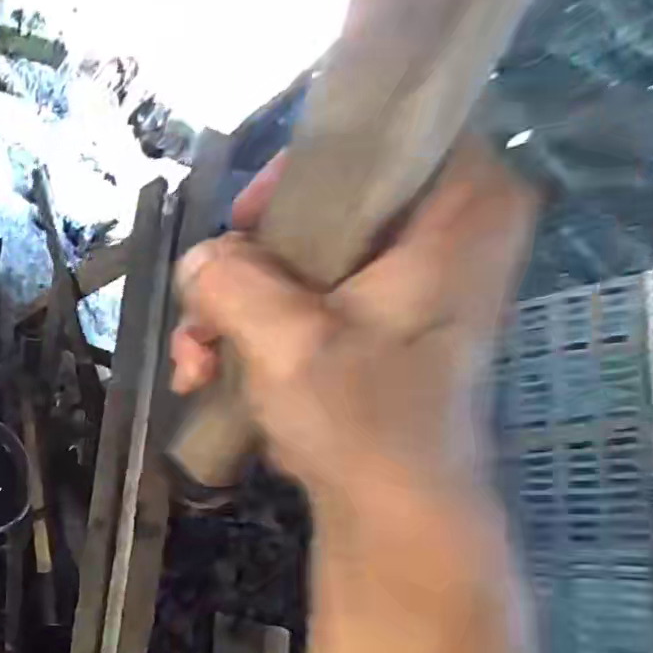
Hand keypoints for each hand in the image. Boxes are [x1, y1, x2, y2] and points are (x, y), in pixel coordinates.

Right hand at [170, 139, 537, 514]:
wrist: (392, 510)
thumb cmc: (360, 417)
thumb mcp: (285, 339)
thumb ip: (231, 283)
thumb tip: (197, 260)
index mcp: (458, 212)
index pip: (381, 142)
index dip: (300, 175)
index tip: (244, 224)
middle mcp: (441, 240)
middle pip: (322, 215)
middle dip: (241, 272)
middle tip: (200, 315)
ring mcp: (404, 293)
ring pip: (297, 270)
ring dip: (231, 315)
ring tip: (194, 365)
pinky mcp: (373, 337)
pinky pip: (300, 310)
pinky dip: (252, 339)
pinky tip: (208, 377)